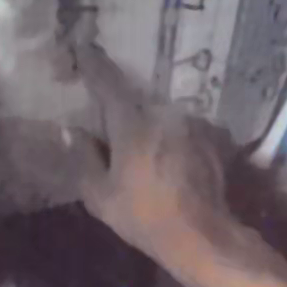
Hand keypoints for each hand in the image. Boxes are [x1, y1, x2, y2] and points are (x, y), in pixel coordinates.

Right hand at [74, 46, 252, 273]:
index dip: (93, 66)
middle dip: (123, 111)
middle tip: (112, 130)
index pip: (108, 83)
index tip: (83, 50)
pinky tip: (170, 164)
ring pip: (162, 116)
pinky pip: (183, 130)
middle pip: (137, 101)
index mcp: (133, 123)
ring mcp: (193, 124)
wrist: (202, 236)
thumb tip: (73, 132)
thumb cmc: (145, 218)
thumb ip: (84, 159)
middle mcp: (165, 113)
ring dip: (151, 127)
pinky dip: (172, 140)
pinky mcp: (213, 139)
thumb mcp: (101, 197)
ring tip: (145, 155)